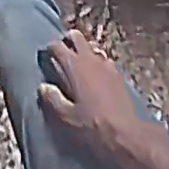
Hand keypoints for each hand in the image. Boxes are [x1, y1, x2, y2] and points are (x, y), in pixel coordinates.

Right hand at [39, 30, 150, 158]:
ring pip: (91, 45)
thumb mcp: (68, 116)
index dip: (50, 48)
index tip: (46, 54)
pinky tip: (96, 74)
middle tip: (63, 51)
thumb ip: (53, 99)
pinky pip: (104, 58)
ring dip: (84, 50)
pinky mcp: (117, 72)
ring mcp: (105, 63)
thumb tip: (42, 87)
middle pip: (76, 36)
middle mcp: (89, 58)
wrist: (125, 132)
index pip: (58, 46)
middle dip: (68, 39)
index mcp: (74, 65)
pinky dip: (97, 61)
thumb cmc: (92, 124)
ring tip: (79, 62)